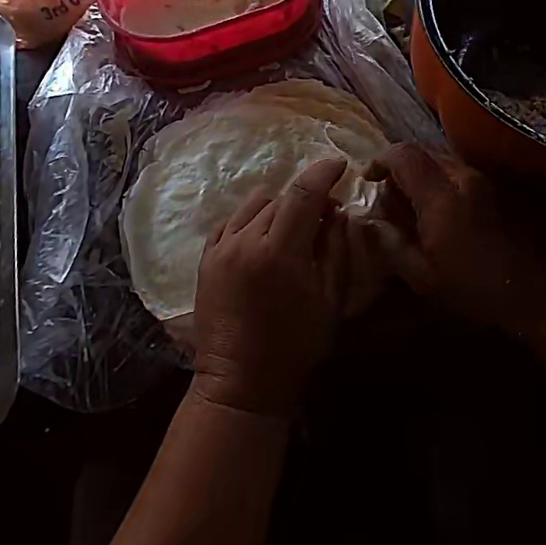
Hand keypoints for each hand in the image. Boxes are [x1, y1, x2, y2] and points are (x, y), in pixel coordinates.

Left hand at [191, 158, 356, 417]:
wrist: (240, 380)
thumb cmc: (294, 345)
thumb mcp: (329, 300)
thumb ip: (336, 249)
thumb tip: (336, 213)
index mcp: (278, 252)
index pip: (302, 193)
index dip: (323, 173)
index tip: (339, 164)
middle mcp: (244, 240)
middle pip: (279, 198)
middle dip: (306, 198)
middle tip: (325, 215)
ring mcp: (220, 248)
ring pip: (253, 205)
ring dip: (277, 208)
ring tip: (292, 228)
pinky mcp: (206, 258)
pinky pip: (230, 223)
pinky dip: (251, 221)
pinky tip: (263, 237)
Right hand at [363, 143, 545, 331]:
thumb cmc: (481, 291)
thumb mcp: (425, 278)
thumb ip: (391, 245)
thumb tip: (368, 223)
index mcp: (442, 197)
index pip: (403, 155)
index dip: (380, 161)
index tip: (369, 178)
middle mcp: (466, 177)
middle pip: (423, 151)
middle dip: (400, 168)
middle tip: (391, 197)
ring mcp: (489, 179)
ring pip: (444, 160)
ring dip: (423, 174)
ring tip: (416, 206)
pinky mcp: (505, 187)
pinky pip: (464, 172)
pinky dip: (444, 181)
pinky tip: (446, 212)